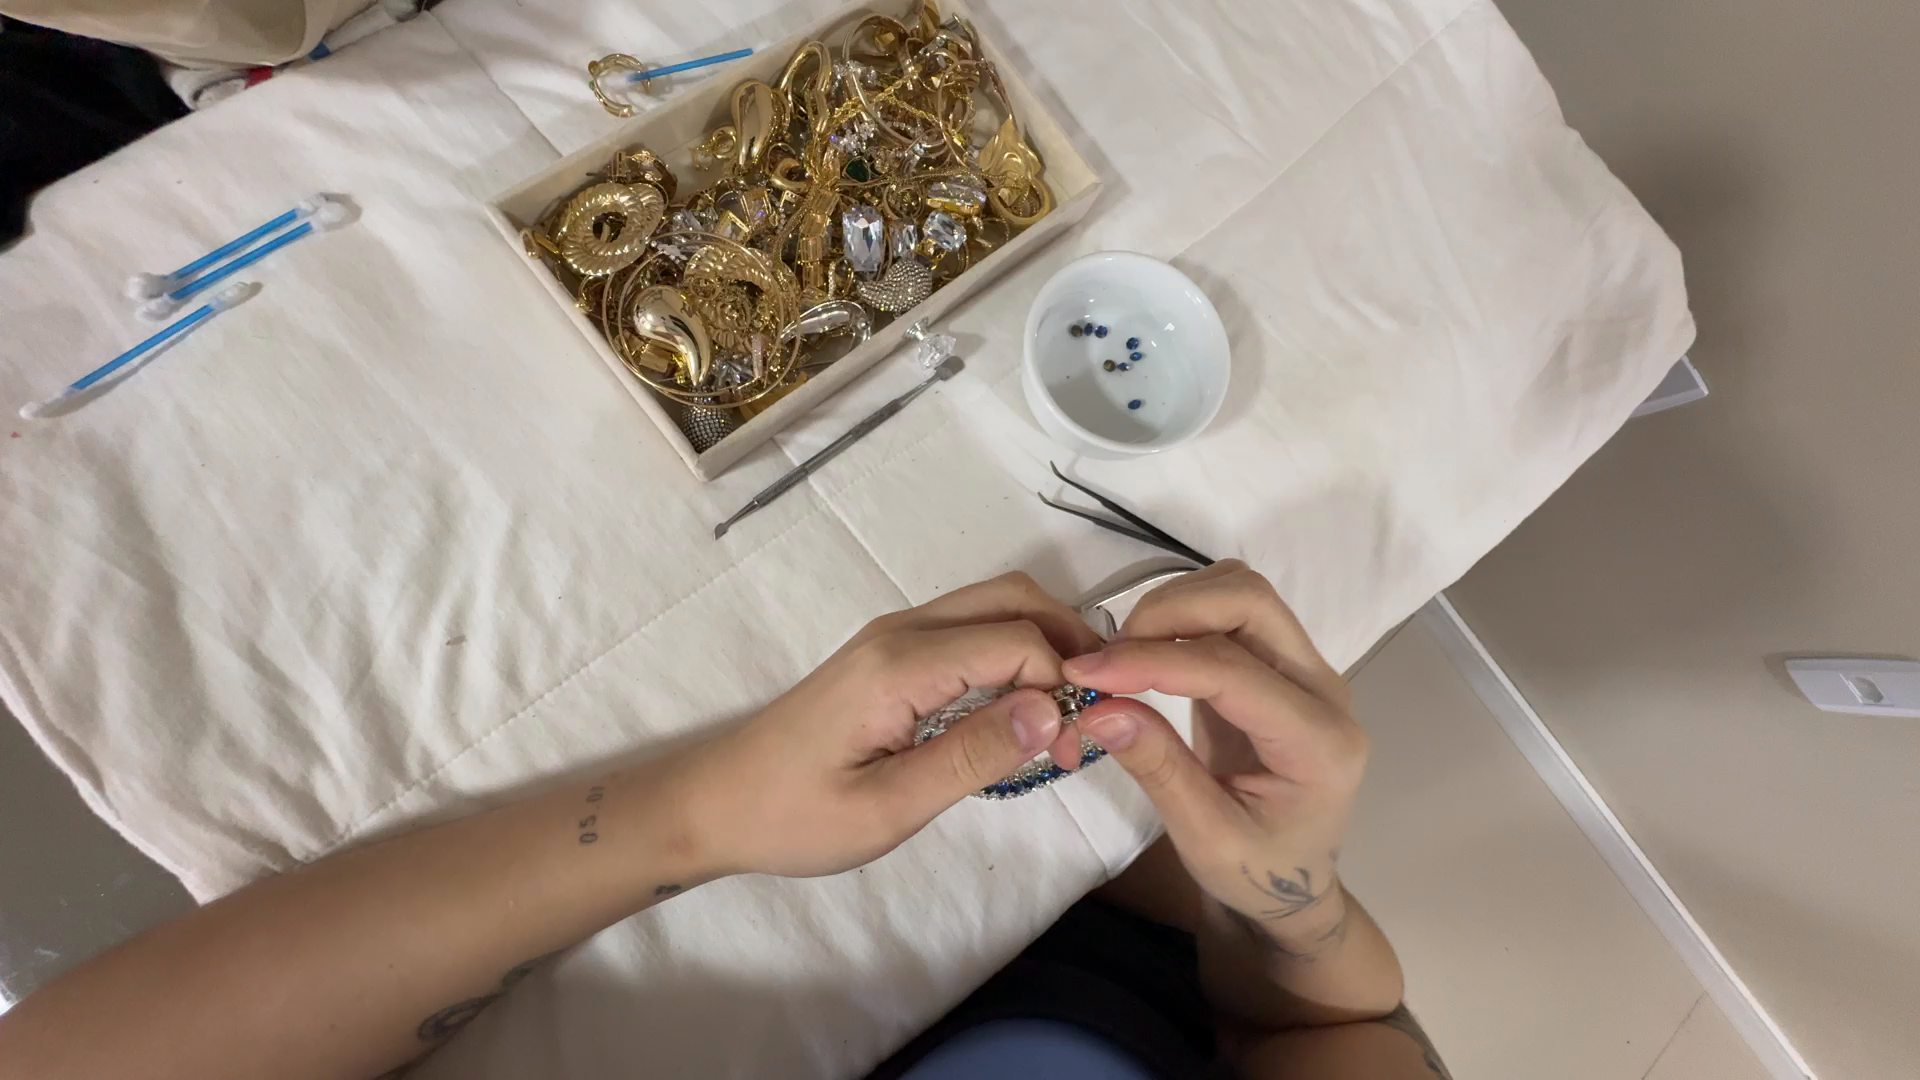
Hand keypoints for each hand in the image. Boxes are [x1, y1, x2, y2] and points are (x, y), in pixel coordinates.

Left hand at [681, 572, 1102, 878]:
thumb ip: (973, 754)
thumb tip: (1052, 710)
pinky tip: (1020, 699)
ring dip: (1041, 640)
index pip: (1015, 640)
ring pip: (993, 604)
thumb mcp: (889, 807)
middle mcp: (903, 628)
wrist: (720, 798)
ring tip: (1062, 707)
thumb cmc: (797, 814)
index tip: (1075, 745)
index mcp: (902, 663)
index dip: (1061, 683)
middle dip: (1067, 638)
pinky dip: (1011, 647)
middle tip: (1090, 706)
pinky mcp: (892, 649)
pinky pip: (969, 627)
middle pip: (1011, 596)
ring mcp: (896, 632)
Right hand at [1064, 561, 1367, 942]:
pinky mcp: (1277, 661)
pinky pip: (1232, 607)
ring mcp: (1304, 668)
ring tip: (1127, 652)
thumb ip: (1158, 769)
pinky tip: (1151, 649)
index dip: (1152, 661)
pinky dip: (1183, 610)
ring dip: (1175, 604)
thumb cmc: (1256, 871)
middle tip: (1111, 655)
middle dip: (1170, 611)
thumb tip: (1098, 708)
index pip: (1230, 670)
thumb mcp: (1205, 839)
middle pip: (1250, 601)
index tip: (1084, 672)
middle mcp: (1322, 690)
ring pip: (1241, 590)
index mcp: (1317, 743)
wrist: (1291, 880)